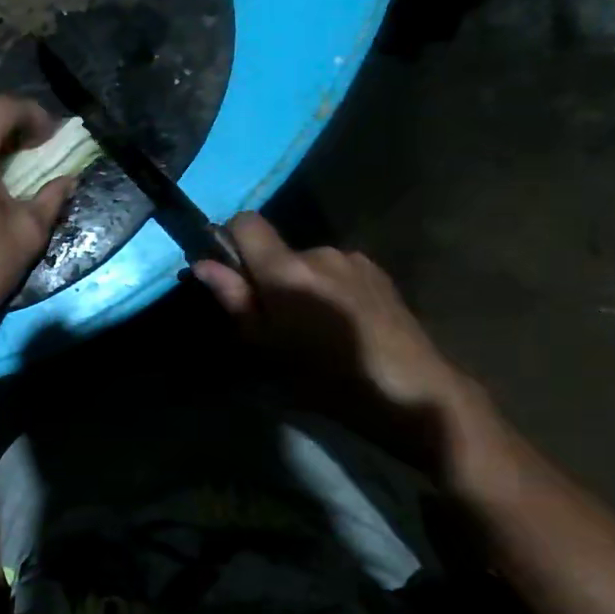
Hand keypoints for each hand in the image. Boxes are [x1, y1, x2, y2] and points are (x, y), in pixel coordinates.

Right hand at [192, 213, 479, 470]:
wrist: (412, 390)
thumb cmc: (327, 376)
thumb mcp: (266, 344)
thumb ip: (234, 298)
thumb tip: (202, 264)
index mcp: (286, 269)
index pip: (246, 222)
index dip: (231, 239)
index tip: (230, 272)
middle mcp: (319, 252)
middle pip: (277, 249)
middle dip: (268, 275)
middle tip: (275, 319)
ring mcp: (352, 260)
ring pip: (307, 262)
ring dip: (301, 283)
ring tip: (313, 325)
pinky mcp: (377, 272)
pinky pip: (335, 270)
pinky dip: (327, 287)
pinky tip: (341, 322)